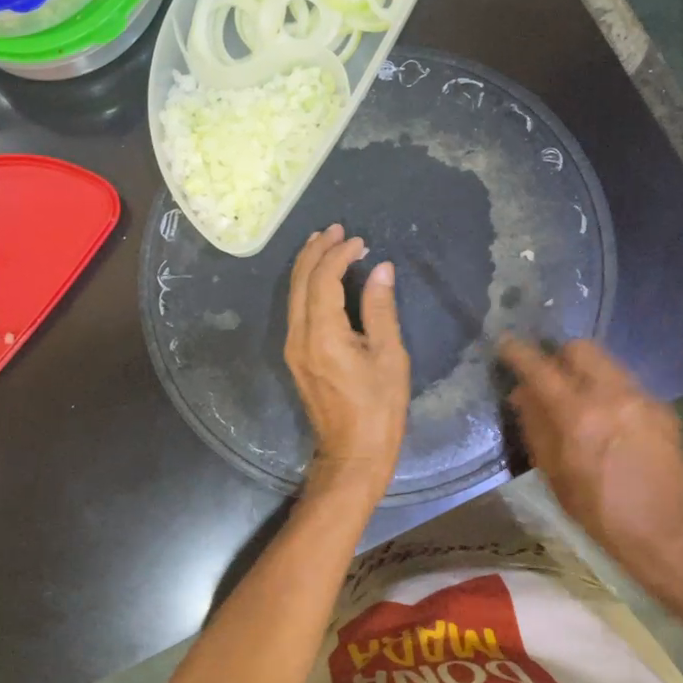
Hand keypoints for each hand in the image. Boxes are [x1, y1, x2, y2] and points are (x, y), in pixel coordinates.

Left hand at [286, 225, 409, 494]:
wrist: (352, 452)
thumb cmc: (379, 409)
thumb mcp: (389, 356)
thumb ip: (380, 309)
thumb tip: (379, 269)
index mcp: (322, 334)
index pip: (322, 279)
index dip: (339, 254)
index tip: (359, 240)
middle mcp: (299, 337)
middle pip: (299, 282)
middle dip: (316, 252)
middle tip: (336, 229)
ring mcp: (293, 348)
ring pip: (293, 296)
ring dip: (308, 267)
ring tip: (325, 243)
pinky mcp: (296, 357)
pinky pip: (296, 311)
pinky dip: (307, 287)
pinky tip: (321, 279)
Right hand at [498, 338, 682, 566]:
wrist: (664, 530)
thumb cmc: (597, 509)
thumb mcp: (553, 472)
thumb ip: (536, 426)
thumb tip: (523, 395)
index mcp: (578, 415)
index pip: (541, 369)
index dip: (519, 353)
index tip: (505, 343)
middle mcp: (612, 396)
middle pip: (581, 349)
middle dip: (559, 355)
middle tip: (546, 374)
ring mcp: (642, 399)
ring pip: (607, 364)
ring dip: (585, 372)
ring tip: (576, 398)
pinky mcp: (662, 409)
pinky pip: (626, 386)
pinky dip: (608, 392)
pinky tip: (606, 420)